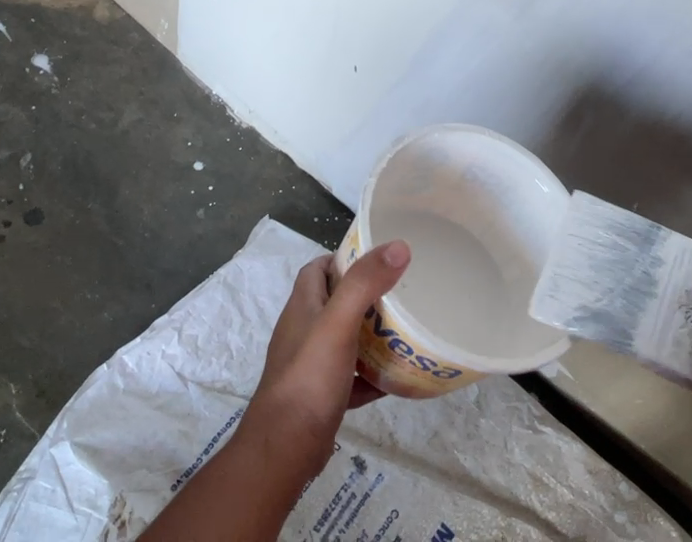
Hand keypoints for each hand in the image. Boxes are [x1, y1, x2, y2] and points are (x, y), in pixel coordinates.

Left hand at [241, 240, 410, 475]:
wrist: (286, 447)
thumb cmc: (309, 377)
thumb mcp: (338, 322)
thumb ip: (364, 283)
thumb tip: (398, 246)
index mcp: (302, 308)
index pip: (317, 269)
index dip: (343, 258)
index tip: (378, 258)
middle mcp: (303, 332)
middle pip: (335, 303)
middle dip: (365, 296)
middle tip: (401, 293)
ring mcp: (311, 366)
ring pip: (345, 341)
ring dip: (371, 336)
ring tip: (405, 331)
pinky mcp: (322, 396)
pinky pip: (352, 378)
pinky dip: (373, 376)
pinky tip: (397, 378)